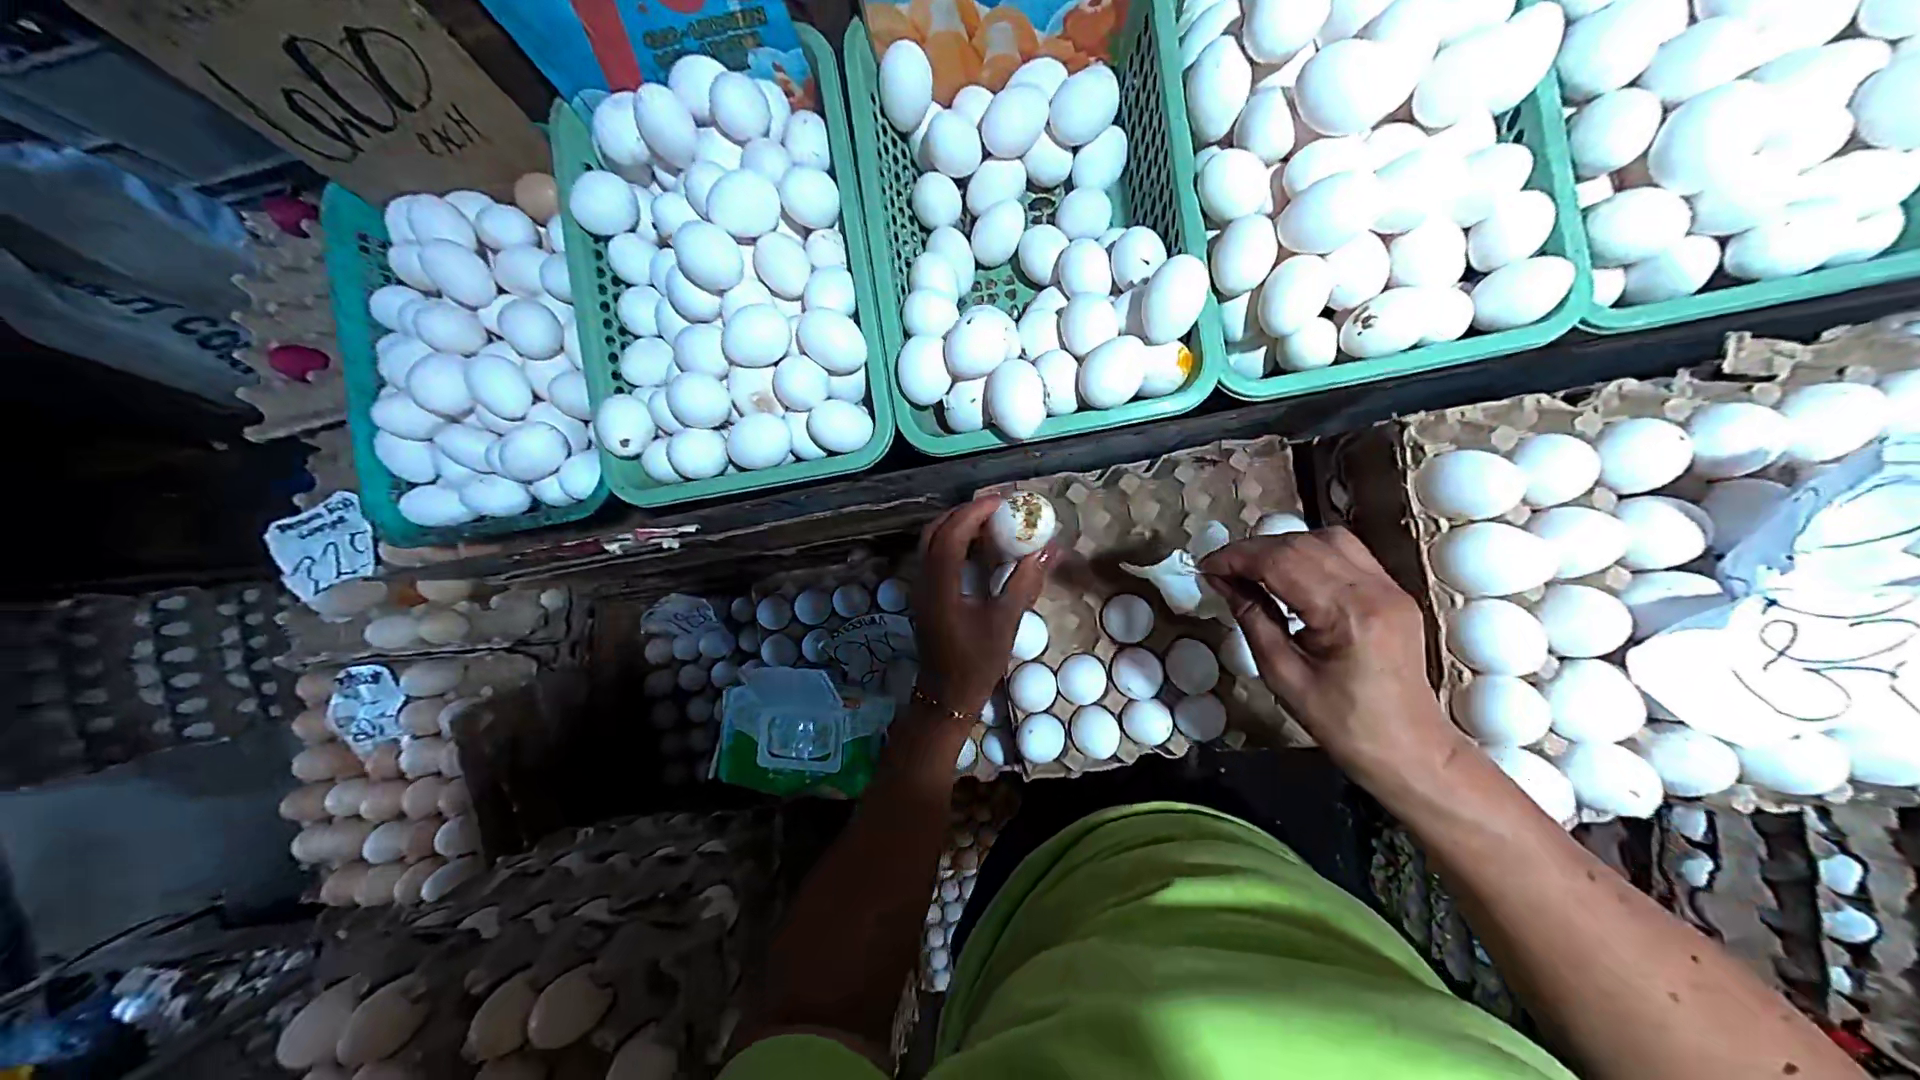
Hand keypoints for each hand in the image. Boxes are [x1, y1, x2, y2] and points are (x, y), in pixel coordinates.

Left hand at [912, 496, 1051, 719]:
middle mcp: (924, 580)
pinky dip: (953, 543)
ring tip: (990, 523)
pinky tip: (978, 550)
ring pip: (931, 542)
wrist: (946, 696)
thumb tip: (1048, 549)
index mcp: (940, 584)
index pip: (952, 533)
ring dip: (957, 526)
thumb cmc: (976, 662)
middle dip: (964, 513)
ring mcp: (920, 588)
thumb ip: (1025, 582)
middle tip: (995, 508)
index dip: (974, 511)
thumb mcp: (1006, 622)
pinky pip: (934, 556)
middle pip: (935, 530)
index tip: (1001, 501)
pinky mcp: (924, 596)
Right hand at [1200, 527, 1468, 794]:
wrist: (1409, 749)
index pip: (1281, 562)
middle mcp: (1374, 589)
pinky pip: (1346, 553)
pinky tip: (1287, 573)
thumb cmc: (1343, 724)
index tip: (1206, 567)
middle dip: (1253, 550)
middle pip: (1301, 544)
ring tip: (1252, 569)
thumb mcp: (1282, 675)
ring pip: (1326, 539)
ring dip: (1282, 546)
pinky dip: (1309, 553)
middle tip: (1221, 569)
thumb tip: (1223, 582)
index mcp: (1348, 614)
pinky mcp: (1393, 592)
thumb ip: (1253, 618)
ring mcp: (1390, 587)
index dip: (1236, 558)